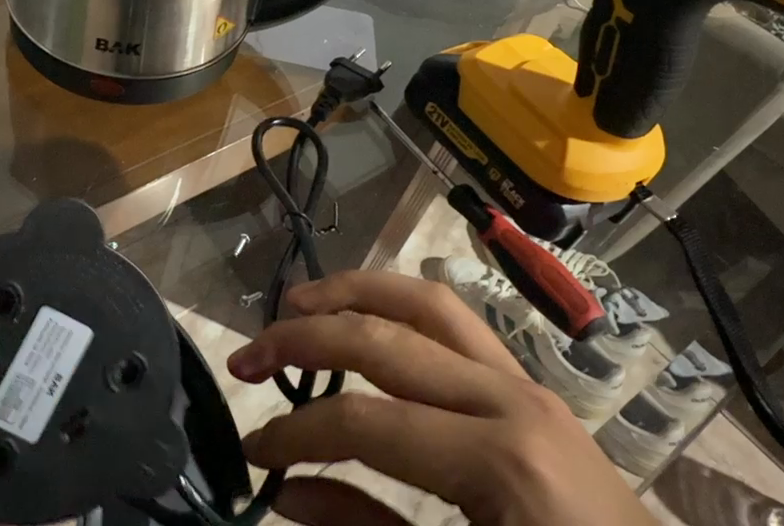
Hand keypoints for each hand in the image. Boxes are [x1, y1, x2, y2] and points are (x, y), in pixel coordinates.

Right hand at [227, 270, 653, 525]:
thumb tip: (284, 492)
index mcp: (497, 461)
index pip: (362, 421)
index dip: (293, 433)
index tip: (250, 451)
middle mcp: (510, 400)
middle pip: (384, 337)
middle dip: (304, 339)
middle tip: (248, 357)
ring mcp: (529, 385)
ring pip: (426, 301)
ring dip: (353, 292)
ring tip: (298, 302)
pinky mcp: (535, 389)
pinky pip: (457, 322)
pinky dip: (399, 306)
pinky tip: (367, 318)